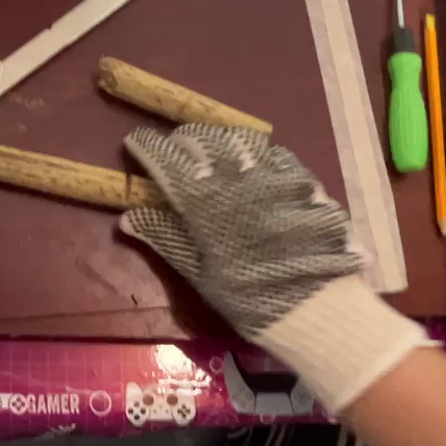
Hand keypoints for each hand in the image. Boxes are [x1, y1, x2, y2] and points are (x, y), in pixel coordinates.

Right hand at [120, 124, 425, 409]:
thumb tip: (128, 217)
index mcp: (203, 200)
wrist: (317, 307)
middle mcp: (235, 176)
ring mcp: (272, 173)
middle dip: (183, 139)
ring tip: (215, 151)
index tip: (136, 143)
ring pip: (239, 138)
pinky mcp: (303, 179)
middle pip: (201, 138)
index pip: (165, 158)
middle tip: (175, 148)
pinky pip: (275, 152)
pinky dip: (257, 153)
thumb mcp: (198, 273)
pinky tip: (257, 167)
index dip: (146, 146)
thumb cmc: (249, 297)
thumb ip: (164, 237)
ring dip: (220, 140)